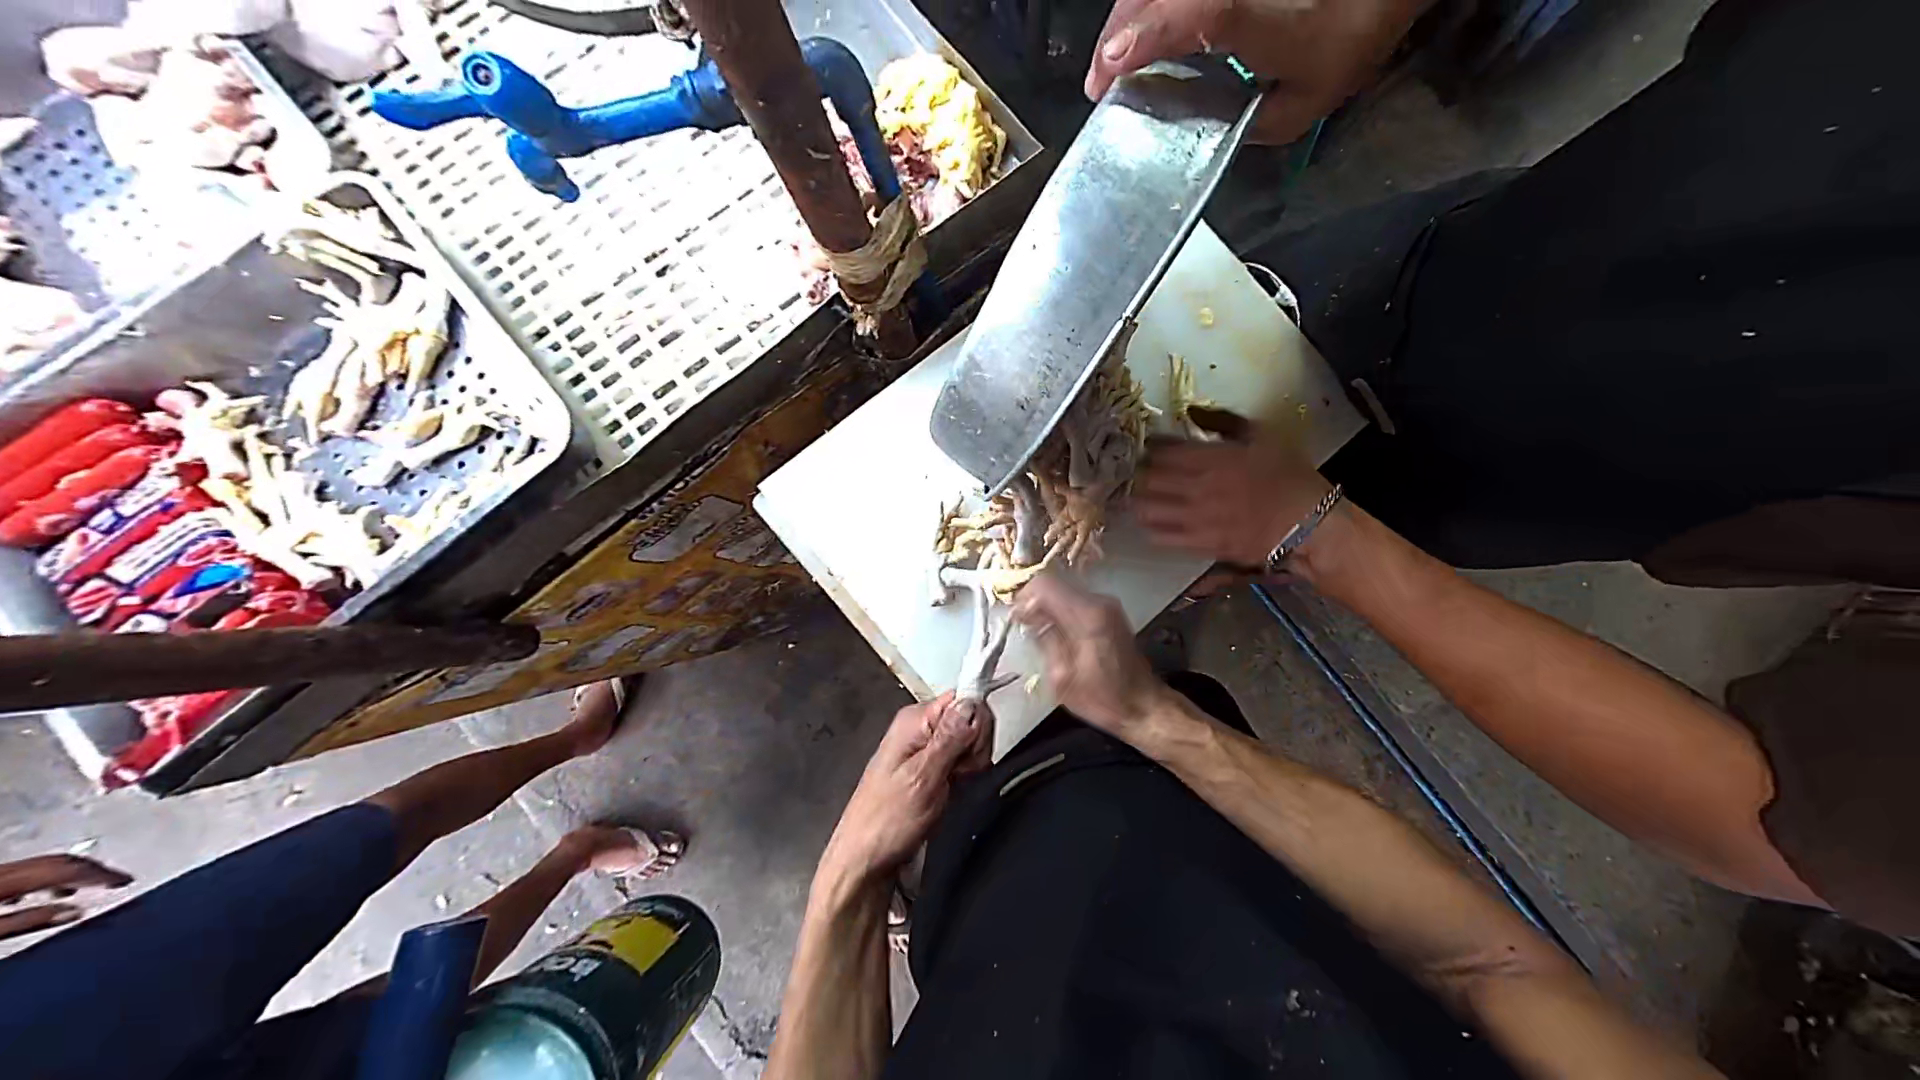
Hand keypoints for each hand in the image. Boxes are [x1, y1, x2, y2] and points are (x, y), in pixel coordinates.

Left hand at [0, 853, 131, 939]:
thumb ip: (36, 921)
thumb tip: (79, 911)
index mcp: (16, 881)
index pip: (74, 869)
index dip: (106, 873)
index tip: (128, 879)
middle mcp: (11, 872)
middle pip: (61, 862)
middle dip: (94, 868)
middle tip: (118, 877)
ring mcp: (0, 875)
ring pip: (44, 864)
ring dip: (72, 872)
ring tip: (88, 883)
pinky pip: (27, 871)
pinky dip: (47, 877)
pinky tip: (46, 890)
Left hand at [822, 694, 987, 882]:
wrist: (866, 860)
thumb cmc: (885, 821)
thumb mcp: (923, 777)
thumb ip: (951, 738)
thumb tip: (972, 702)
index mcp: (915, 720)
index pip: (965, 699)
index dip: (977, 723)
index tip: (970, 752)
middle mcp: (921, 728)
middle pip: (971, 721)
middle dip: (975, 750)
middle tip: (955, 777)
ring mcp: (926, 749)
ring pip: (971, 745)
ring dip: (971, 768)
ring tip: (948, 790)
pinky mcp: (932, 768)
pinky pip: (963, 763)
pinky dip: (965, 780)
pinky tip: (951, 794)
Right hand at [1012, 574, 1168, 738]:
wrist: (1144, 706)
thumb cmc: (1104, 698)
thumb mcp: (1062, 677)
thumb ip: (1043, 639)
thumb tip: (1026, 616)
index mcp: (1086, 616)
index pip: (1044, 584)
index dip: (1024, 597)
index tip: (1017, 618)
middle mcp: (1099, 602)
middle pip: (1054, 583)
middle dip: (1034, 603)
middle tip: (1025, 628)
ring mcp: (1107, 605)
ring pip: (1064, 590)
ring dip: (1047, 607)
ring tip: (1040, 635)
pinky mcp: (1109, 612)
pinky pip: (1075, 600)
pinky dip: (1060, 611)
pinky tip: (1058, 635)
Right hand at [1085, 0, 1433, 143]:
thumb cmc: (1351, 31)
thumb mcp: (1305, 103)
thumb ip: (1251, 125)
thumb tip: (1205, 131)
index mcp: (1265, 16)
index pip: (1202, 14)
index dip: (1149, 38)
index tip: (1110, 71)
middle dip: (1117, 39)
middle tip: (1101, 80)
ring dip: (1126, 18)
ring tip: (1115, 58)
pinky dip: (1146, 4)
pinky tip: (1139, 26)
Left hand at [1135, 431, 1334, 566]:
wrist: (1307, 522)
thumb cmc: (1287, 475)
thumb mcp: (1260, 435)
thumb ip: (1222, 421)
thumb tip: (1192, 412)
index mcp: (1208, 458)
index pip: (1160, 450)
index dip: (1150, 447)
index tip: (1151, 446)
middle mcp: (1194, 487)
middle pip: (1146, 478)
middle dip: (1140, 472)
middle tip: (1142, 470)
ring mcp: (1193, 518)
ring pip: (1146, 508)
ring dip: (1139, 499)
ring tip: (1143, 495)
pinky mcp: (1198, 543)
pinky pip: (1160, 536)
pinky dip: (1150, 527)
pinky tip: (1152, 521)